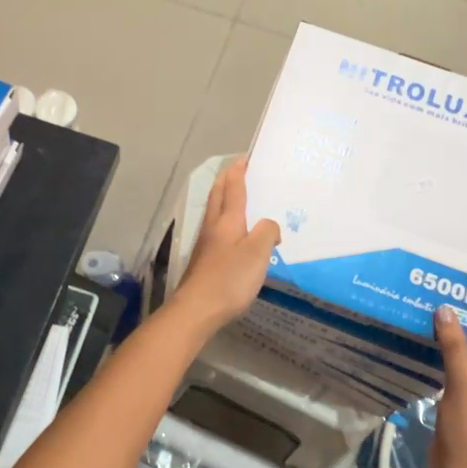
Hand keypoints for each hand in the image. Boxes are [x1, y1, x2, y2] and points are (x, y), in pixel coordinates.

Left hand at [173, 160, 280, 328]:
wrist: (197, 309)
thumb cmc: (230, 278)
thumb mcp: (258, 252)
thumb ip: (267, 232)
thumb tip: (269, 225)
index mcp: (227, 220)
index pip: (233, 188)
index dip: (239, 172)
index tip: (244, 158)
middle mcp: (213, 226)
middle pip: (218, 196)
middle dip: (227, 180)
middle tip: (238, 169)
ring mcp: (206, 244)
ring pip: (215, 212)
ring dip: (224, 199)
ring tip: (238, 197)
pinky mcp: (204, 260)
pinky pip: (217, 230)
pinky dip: (226, 221)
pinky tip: (235, 233)